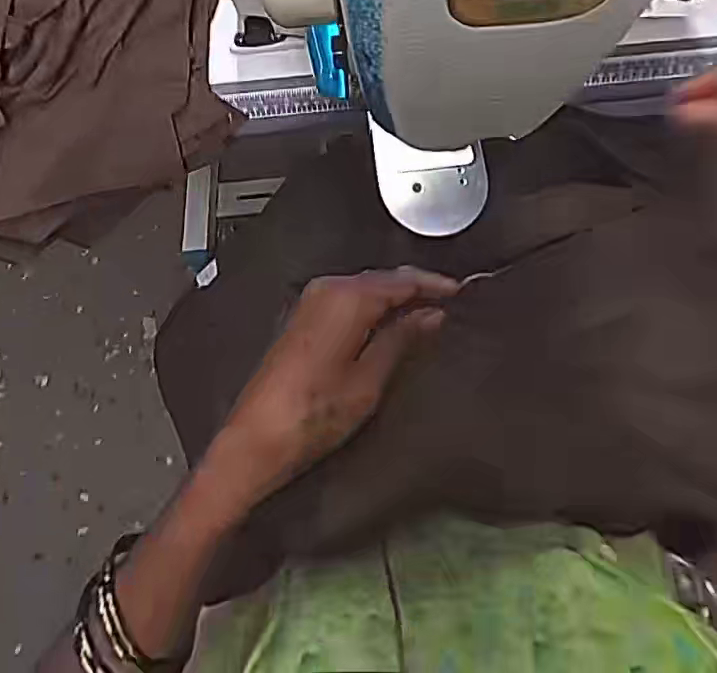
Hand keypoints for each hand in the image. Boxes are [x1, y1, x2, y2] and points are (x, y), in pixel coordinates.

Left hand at [195, 267, 458, 520]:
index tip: (461, 290)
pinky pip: (348, 298)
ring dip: (395, 295)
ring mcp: (311, 300)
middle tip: (449, 301)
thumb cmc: (314, 413)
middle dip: (416, 286)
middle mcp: (327, 288)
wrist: (255, 438)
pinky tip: (390, 322)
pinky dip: (373, 304)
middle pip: (381, 278)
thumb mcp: (368, 380)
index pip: (400, 279)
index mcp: (346, 298)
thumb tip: (431, 313)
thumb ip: (401, 338)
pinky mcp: (303, 316)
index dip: (434, 284)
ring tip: (427, 311)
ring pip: (365, 286)